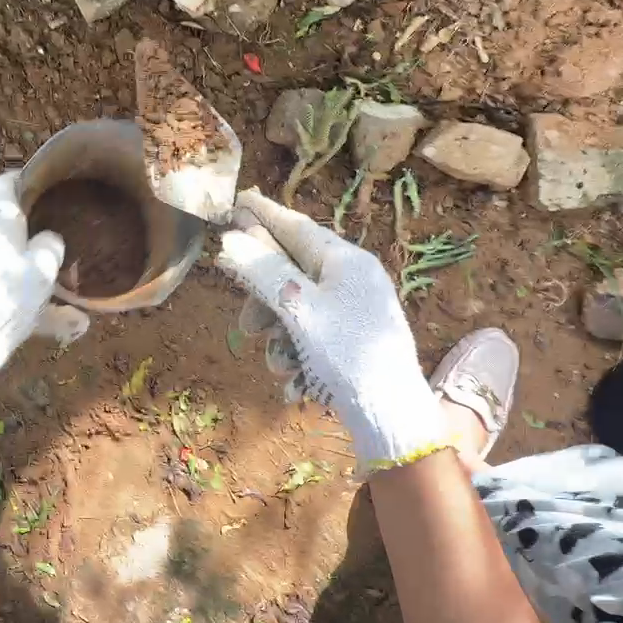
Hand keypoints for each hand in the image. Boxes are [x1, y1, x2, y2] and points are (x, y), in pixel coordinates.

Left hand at [0, 171, 64, 401]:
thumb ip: (48, 248)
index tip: (24, 182)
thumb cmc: (12, 295)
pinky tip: (21, 324)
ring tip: (37, 298)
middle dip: (14, 238)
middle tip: (38, 248)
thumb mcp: (43, 269)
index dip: (12, 183)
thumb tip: (49, 240)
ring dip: (8, 275)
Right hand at [216, 189, 447, 472]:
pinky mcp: (354, 341)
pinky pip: (311, 337)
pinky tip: (297, 385)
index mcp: (346, 261)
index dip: (263, 215)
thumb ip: (262, 270)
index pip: (296, 226)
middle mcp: (353, 279)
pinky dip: (298, 356)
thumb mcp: (298, 309)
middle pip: (290, 273)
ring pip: (296, 310)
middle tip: (248, 328)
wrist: (392, 421)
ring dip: (279, 339)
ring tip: (282, 369)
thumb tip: (229, 238)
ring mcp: (356, 311)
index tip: (236, 200)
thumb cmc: (347, 354)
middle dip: (264, 303)